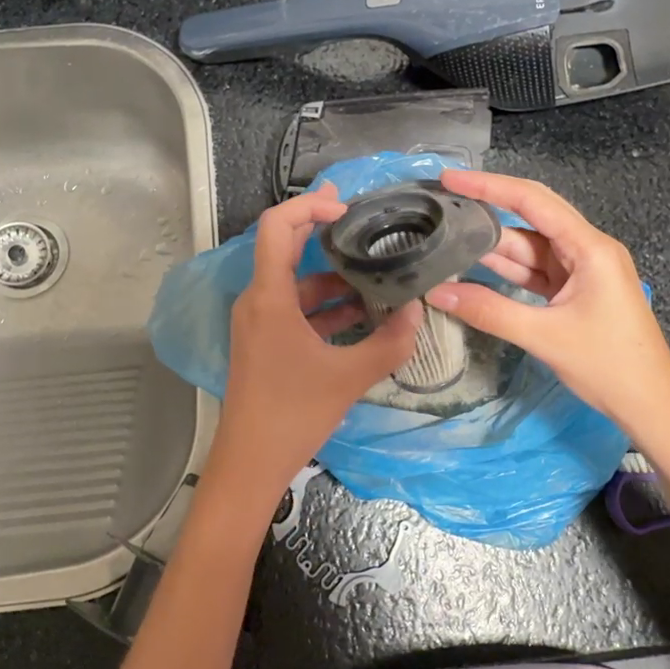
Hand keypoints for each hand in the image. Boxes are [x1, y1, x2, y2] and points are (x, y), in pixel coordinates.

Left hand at [211, 185, 420, 492]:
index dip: (309, 206)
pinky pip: (295, 308)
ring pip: (296, 283)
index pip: (278, 226)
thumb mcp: (349, 377)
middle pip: (286, 247)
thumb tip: (419, 312)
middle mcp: (258, 300)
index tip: (345, 208)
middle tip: (363, 221)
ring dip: (332, 277)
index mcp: (269, 296)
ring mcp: (258, 321)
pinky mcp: (264, 341)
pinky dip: (324, 306)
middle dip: (323, 231)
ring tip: (377, 276)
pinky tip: (361, 315)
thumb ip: (388, 343)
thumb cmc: (293, 413)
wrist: (250, 462)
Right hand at [423, 169, 669, 434]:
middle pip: (530, 216)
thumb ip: (489, 310)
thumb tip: (436, 293)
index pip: (532, 201)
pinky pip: (534, 270)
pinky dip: (505, 270)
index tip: (450, 178)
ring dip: (491, 244)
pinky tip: (472, 265)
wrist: (653, 407)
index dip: (489, 186)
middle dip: (488, 206)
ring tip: (446, 233)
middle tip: (444, 198)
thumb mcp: (544, 337)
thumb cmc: (609, 366)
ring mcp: (581, 271)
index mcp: (590, 248)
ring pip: (528, 246)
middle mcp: (587, 249)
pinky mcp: (575, 291)